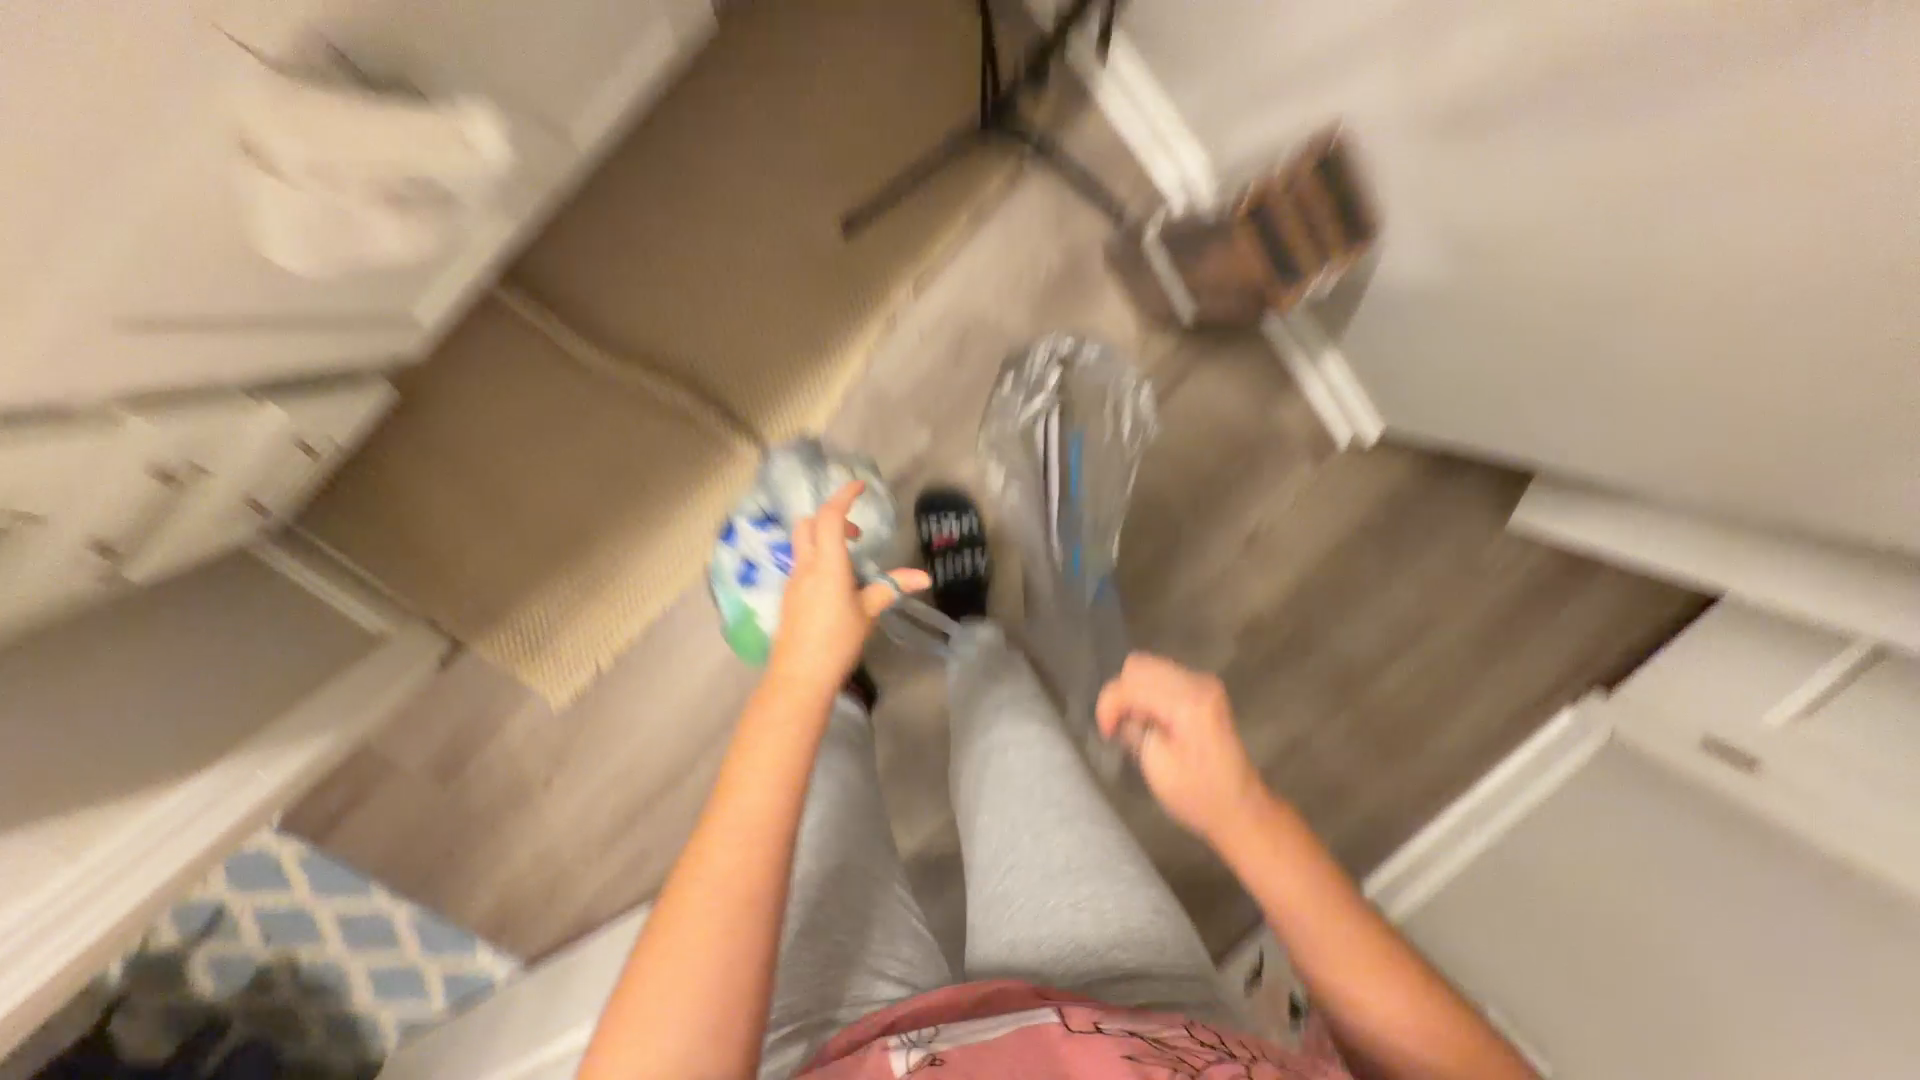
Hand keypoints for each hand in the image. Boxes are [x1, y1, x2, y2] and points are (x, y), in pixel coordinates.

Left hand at [766, 481, 930, 691]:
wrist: (798, 676)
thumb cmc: (837, 642)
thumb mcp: (868, 612)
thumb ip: (891, 587)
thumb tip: (924, 577)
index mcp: (827, 564)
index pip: (829, 516)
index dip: (843, 496)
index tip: (860, 486)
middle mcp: (806, 566)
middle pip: (809, 523)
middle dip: (831, 517)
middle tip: (856, 534)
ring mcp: (793, 581)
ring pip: (802, 543)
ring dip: (824, 537)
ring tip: (850, 560)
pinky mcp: (789, 596)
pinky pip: (801, 563)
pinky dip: (818, 558)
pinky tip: (836, 584)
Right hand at [1096, 653, 1270, 842]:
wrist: (1241, 808)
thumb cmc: (1199, 795)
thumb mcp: (1157, 767)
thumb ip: (1135, 730)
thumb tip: (1122, 715)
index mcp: (1189, 702)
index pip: (1132, 683)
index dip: (1109, 705)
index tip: (1106, 733)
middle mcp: (1198, 683)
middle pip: (1139, 665)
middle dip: (1121, 694)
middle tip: (1119, 727)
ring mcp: (1204, 684)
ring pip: (1149, 668)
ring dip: (1134, 694)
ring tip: (1136, 726)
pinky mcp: (1203, 690)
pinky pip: (1162, 678)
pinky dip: (1147, 694)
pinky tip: (1151, 721)